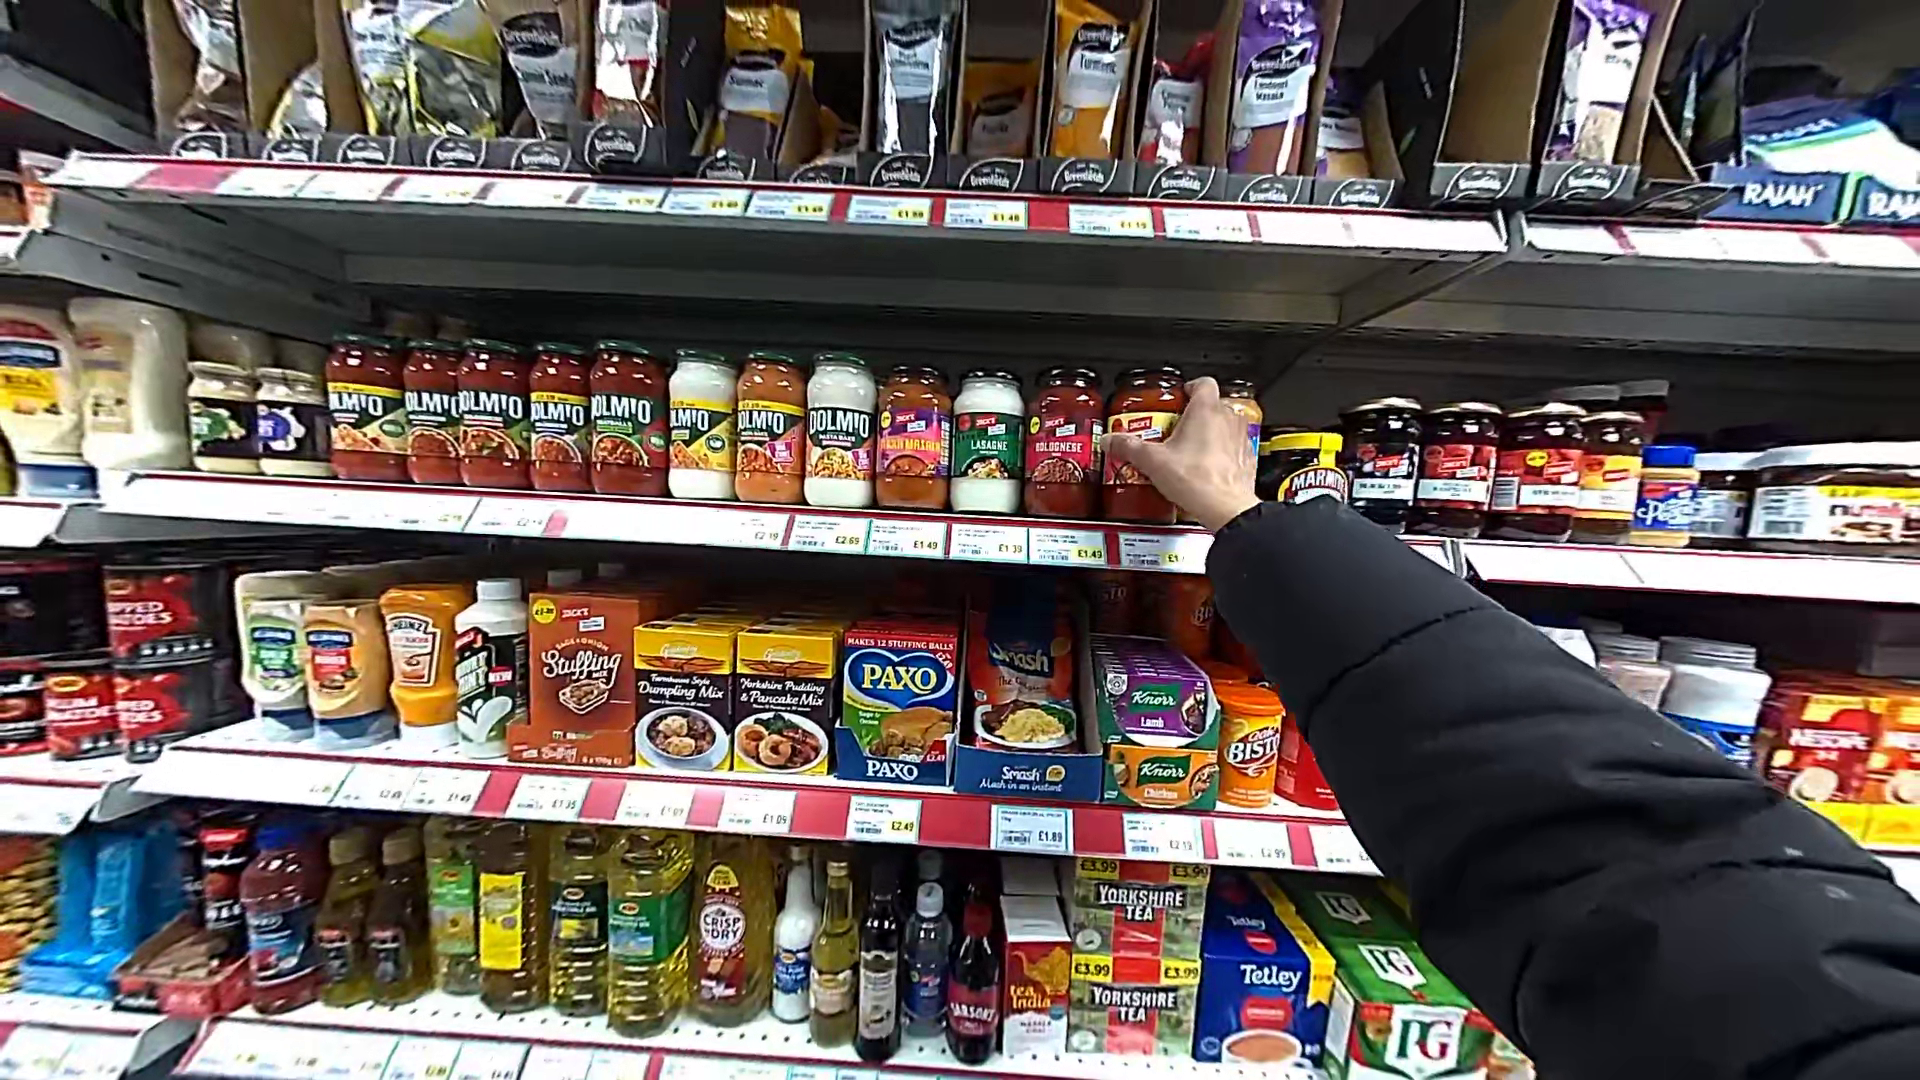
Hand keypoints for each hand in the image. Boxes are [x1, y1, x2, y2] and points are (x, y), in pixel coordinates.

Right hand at [1103, 377, 1258, 531]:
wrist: (1225, 507)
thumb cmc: (1197, 479)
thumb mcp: (1152, 461)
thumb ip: (1128, 446)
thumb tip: (1111, 440)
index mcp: (1205, 410)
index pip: (1202, 382)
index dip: (1187, 388)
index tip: (1175, 399)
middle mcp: (1227, 419)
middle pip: (1211, 404)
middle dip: (1192, 414)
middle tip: (1172, 429)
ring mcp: (1240, 437)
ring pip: (1223, 424)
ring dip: (1208, 432)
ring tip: (1187, 449)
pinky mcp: (1246, 457)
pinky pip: (1232, 446)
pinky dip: (1220, 452)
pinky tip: (1203, 466)